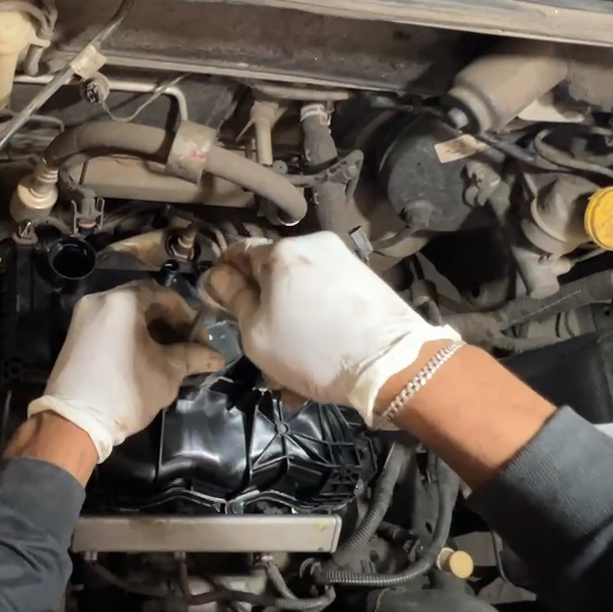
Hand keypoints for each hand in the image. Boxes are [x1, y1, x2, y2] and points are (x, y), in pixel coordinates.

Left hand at [28, 282, 227, 461]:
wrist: (74, 422)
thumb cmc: (125, 391)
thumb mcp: (167, 373)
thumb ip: (193, 357)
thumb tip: (217, 356)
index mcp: (122, 301)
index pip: (164, 295)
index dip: (186, 314)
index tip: (199, 335)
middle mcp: (99, 299)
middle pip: (142, 299)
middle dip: (168, 320)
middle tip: (187, 342)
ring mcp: (84, 315)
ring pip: (125, 312)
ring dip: (150, 326)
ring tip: (169, 350)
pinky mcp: (76, 333)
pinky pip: (110, 322)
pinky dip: (129, 332)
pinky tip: (145, 353)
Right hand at [201, 231, 458, 422]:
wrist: (395, 366)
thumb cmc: (313, 351)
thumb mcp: (257, 333)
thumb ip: (233, 299)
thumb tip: (217, 276)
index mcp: (281, 251)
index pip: (237, 252)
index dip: (224, 277)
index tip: (221, 304)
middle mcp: (312, 245)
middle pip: (272, 274)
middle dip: (262, 307)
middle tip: (260, 345)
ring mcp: (343, 260)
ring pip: (299, 291)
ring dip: (289, 322)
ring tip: (291, 366)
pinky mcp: (365, 280)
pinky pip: (325, 297)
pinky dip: (315, 322)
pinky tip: (318, 358)